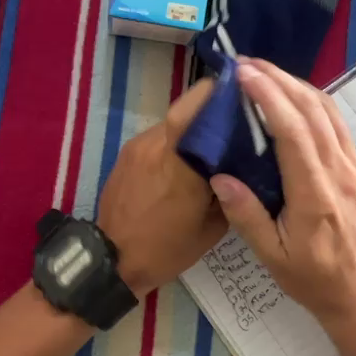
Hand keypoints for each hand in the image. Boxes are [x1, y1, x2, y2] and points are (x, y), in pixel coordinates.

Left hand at [96, 79, 223, 296]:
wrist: (114, 259)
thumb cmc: (167, 249)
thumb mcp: (212, 227)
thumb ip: (229, 190)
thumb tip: (240, 164)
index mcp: (181, 165)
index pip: (198, 112)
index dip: (218, 97)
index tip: (241, 95)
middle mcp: (157, 147)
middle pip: (184, 110)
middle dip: (208, 106)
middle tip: (232, 113)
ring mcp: (138, 147)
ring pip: (170, 121)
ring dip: (190, 124)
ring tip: (212, 136)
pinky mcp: (126, 152)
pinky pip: (157, 136)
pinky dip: (174, 138)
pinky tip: (186, 153)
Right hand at [209, 59, 355, 328]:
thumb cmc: (313, 279)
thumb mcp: (272, 256)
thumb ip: (247, 215)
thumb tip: (219, 176)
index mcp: (315, 194)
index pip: (293, 132)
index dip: (269, 97)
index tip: (244, 74)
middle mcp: (338, 172)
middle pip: (312, 110)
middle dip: (279, 79)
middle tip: (245, 62)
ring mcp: (352, 167)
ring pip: (328, 111)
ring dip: (296, 84)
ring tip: (265, 72)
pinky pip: (336, 123)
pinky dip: (313, 100)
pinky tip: (293, 95)